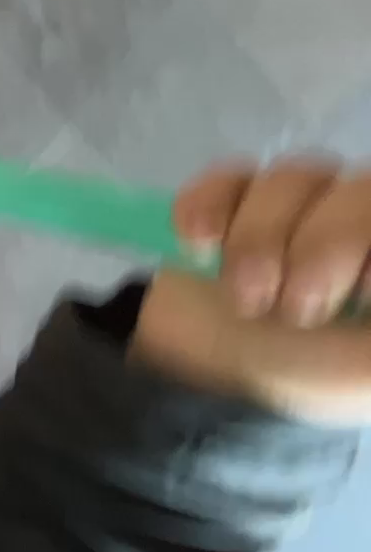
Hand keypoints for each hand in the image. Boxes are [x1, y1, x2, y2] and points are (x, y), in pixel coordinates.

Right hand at [132, 156, 370, 423]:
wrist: (208, 374)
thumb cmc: (309, 375)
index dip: (370, 245)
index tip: (362, 298)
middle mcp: (364, 219)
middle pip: (362, 187)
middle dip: (318, 249)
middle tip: (291, 311)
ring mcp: (297, 205)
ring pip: (292, 178)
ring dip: (254, 241)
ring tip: (241, 296)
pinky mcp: (227, 203)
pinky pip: (223, 177)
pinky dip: (204, 209)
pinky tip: (198, 248)